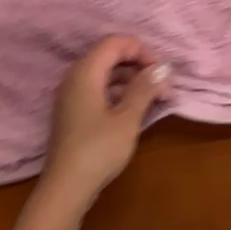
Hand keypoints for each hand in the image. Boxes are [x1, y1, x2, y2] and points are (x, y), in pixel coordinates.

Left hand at [42, 34, 172, 202]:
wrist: (67, 186)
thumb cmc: (98, 150)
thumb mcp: (127, 119)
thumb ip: (144, 89)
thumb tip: (161, 68)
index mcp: (85, 72)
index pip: (115, 43)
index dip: (142, 51)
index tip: (162, 74)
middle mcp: (74, 78)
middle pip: (109, 58)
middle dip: (139, 69)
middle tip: (163, 91)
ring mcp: (70, 97)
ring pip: (104, 78)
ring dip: (130, 85)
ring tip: (154, 103)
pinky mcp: (72, 115)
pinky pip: (97, 94)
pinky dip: (117, 97)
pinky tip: (133, 113)